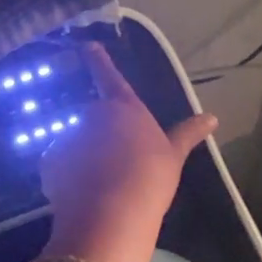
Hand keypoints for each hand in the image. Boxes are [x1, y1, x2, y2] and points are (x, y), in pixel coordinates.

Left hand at [39, 42, 216, 261]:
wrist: (110, 215)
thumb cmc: (148, 179)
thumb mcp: (173, 157)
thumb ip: (188, 134)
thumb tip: (212, 118)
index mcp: (123, 108)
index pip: (109, 77)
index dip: (99, 61)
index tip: (87, 46)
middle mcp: (90, 115)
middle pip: (93, 121)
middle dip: (101, 139)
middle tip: (117, 167)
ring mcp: (66, 137)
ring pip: (76, 145)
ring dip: (84, 159)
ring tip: (101, 188)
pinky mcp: (49, 162)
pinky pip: (60, 167)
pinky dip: (68, 177)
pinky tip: (82, 196)